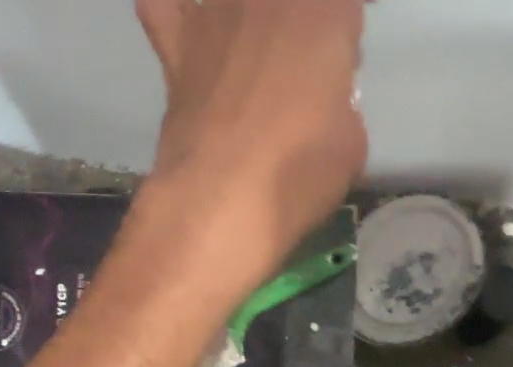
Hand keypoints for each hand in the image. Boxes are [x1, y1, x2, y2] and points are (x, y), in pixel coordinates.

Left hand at [135, 0, 368, 270]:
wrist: (222, 200)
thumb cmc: (299, 172)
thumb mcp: (351, 141)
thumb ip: (339, 103)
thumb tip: (321, 104)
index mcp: (323, 9)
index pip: (344, 1)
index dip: (346, 25)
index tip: (348, 53)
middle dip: (300, 20)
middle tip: (305, 63)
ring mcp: (213, 16)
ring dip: (246, 16)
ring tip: (254, 55)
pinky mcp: (173, 50)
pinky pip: (162, 6)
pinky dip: (177, 14)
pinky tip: (188, 34)